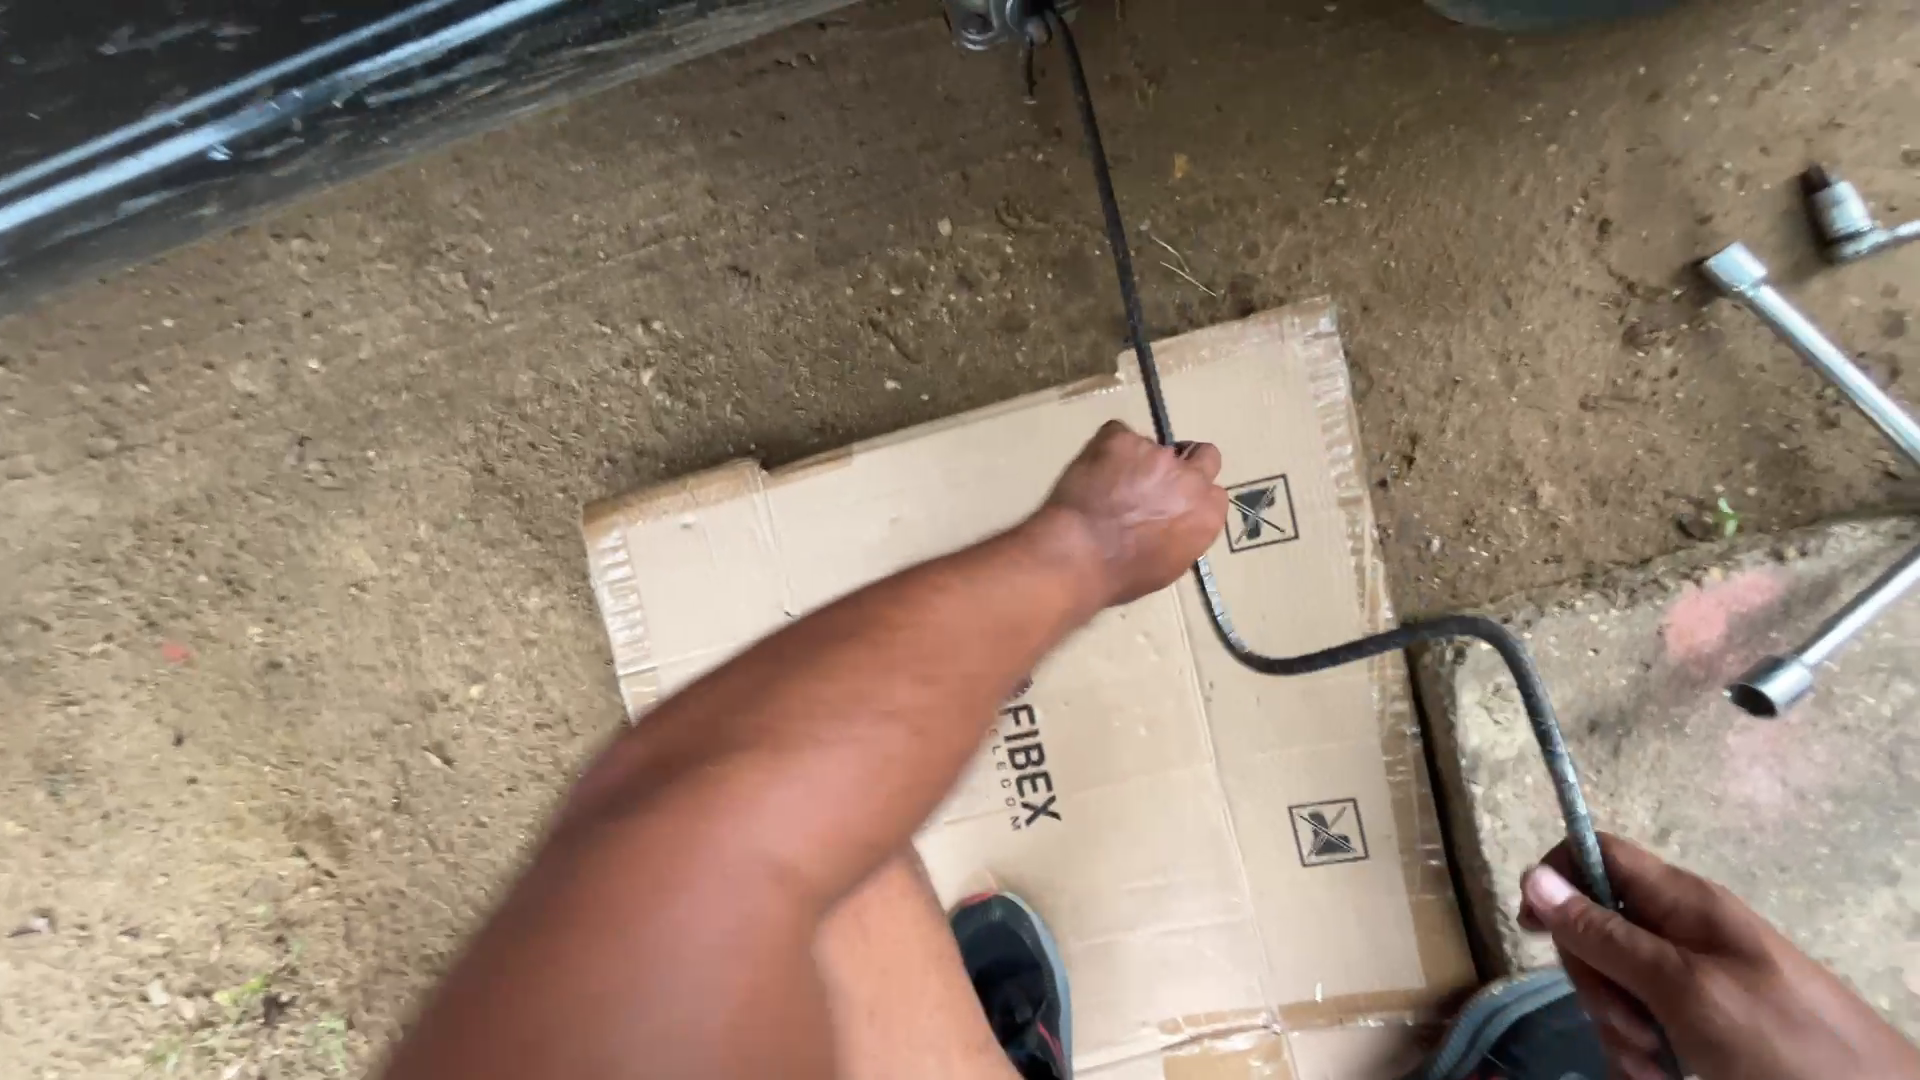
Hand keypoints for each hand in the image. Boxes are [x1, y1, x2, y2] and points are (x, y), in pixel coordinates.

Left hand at [1038, 420, 1227, 607]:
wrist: (1077, 555)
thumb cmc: (1119, 575)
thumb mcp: (1168, 567)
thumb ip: (1182, 534)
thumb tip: (1174, 522)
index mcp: (1206, 513)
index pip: (1212, 492)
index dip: (1190, 495)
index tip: (1171, 503)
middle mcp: (1190, 479)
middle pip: (1203, 455)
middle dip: (1184, 464)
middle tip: (1154, 479)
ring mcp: (1156, 454)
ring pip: (1152, 447)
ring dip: (1136, 461)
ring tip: (1107, 484)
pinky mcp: (1121, 439)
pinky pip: (1117, 434)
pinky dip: (1106, 449)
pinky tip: (1091, 472)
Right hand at [1521, 833, 1919, 1079]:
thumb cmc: (1787, 1047)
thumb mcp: (1684, 990)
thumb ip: (1605, 935)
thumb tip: (1533, 877)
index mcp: (1684, 901)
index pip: (1595, 851)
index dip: (1555, 876)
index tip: (1533, 927)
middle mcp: (1682, 927)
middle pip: (1594, 921)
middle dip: (1592, 976)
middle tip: (1622, 1022)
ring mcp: (1693, 973)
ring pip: (1612, 975)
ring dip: (1613, 1020)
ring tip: (1648, 1063)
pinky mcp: (1702, 1016)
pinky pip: (1641, 1014)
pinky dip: (1637, 1045)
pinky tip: (1657, 1072)